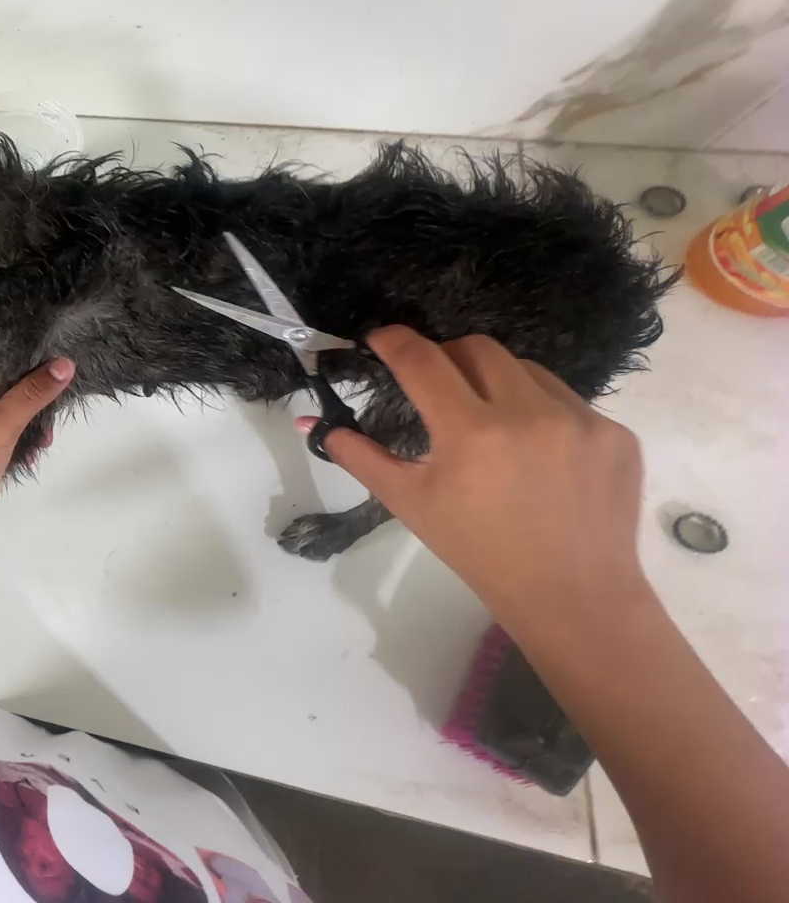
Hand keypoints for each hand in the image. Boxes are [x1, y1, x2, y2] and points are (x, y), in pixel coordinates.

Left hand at [0, 359, 74, 554]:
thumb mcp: (4, 421)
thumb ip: (35, 392)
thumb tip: (66, 363)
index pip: (2, 351)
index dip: (31, 356)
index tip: (59, 363)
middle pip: (15, 378)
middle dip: (37, 399)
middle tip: (51, 416)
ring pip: (19, 401)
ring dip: (35, 421)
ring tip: (43, 441)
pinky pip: (16, 421)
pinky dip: (27, 434)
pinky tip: (34, 451)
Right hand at [315, 326, 650, 637]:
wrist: (571, 591)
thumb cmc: (473, 545)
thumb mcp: (404, 498)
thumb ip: (355, 453)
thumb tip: (311, 421)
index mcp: (471, 433)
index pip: (423, 361)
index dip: (395, 341)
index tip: (379, 338)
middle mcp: (530, 415)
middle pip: (477, 349)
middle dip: (444, 354)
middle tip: (428, 378)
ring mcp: (583, 422)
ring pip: (524, 368)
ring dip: (491, 377)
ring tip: (480, 412)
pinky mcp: (616, 434)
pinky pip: (565, 398)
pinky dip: (534, 407)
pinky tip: (527, 445)